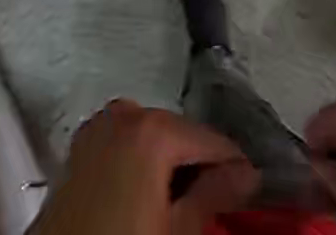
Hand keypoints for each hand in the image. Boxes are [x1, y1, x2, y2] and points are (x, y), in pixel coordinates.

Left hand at [30, 99, 258, 234]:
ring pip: (152, 136)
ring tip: (187, 202)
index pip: (212, 139)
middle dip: (201, 163)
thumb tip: (246, 174)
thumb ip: (214, 195)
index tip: (255, 190)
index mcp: (153, 128)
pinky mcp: (81, 146)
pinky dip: (144, 160)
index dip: (237, 167)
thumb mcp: (180, 229)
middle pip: (180, 132)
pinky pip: (125, 142)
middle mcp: (124, 113)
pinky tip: (152, 192)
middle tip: (221, 200)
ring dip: (172, 163)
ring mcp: (98, 126)